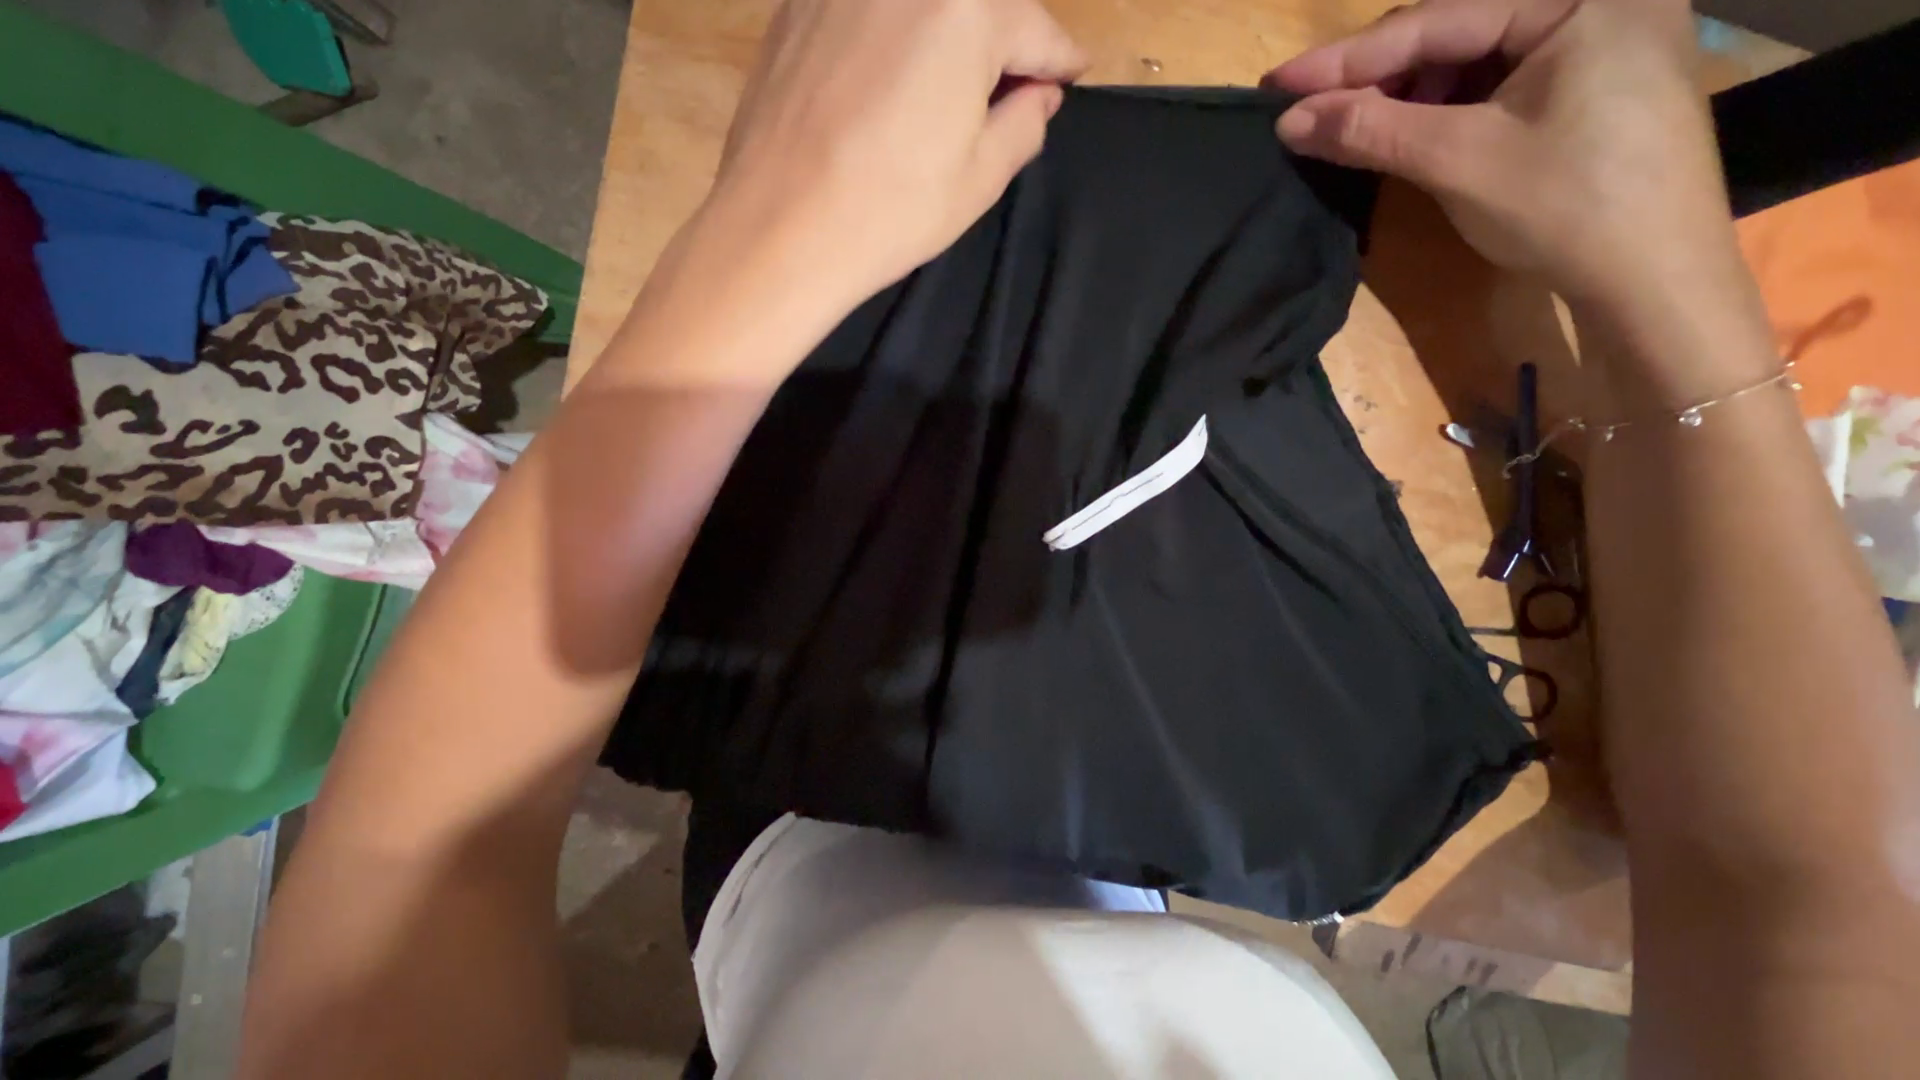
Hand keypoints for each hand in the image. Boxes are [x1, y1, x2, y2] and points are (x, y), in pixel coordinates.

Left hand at [698, 0, 1086, 307]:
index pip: (1035, 29)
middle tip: (1013, 85)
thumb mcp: (980, 178)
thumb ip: (1024, 123)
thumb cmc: (890, 210)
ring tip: (949, 84)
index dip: (1058, 61)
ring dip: (946, 34)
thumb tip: (1038, 94)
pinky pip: (866, 8)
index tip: (1071, 74)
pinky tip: (889, 76)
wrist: (779, 228)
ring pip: (919, 5)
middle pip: (977, 4)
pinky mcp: (796, 5)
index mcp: (967, 8)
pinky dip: (890, 31)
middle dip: (1002, 41)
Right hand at [1265, 0, 1749, 324]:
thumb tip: (1289, 120)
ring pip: (1476, 55)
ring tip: (1355, 127)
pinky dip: (1448, 106)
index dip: (1348, 58)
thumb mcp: (1458, 161)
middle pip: (1459, 28)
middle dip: (1380, 74)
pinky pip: (1502, 79)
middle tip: (1310, 109)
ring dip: (1409, 93)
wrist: (1654, 281)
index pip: (1438, 19)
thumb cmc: (1566, 209)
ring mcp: (1604, 38)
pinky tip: (1412, 131)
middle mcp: (1600, 0)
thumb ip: (1372, 129)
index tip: (1279, 83)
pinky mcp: (1597, 80)